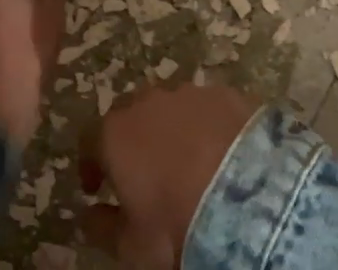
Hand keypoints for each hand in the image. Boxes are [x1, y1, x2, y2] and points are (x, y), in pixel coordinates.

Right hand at [80, 83, 259, 269]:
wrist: (249, 197)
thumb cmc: (177, 222)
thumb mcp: (131, 244)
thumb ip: (101, 227)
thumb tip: (88, 216)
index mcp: (116, 133)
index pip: (89, 139)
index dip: (91, 164)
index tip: (96, 188)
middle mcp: (149, 102)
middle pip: (131, 116)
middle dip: (132, 141)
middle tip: (142, 171)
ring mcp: (190, 93)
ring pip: (171, 108)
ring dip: (171, 130)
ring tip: (185, 161)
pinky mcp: (227, 93)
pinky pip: (206, 108)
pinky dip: (206, 126)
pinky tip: (218, 151)